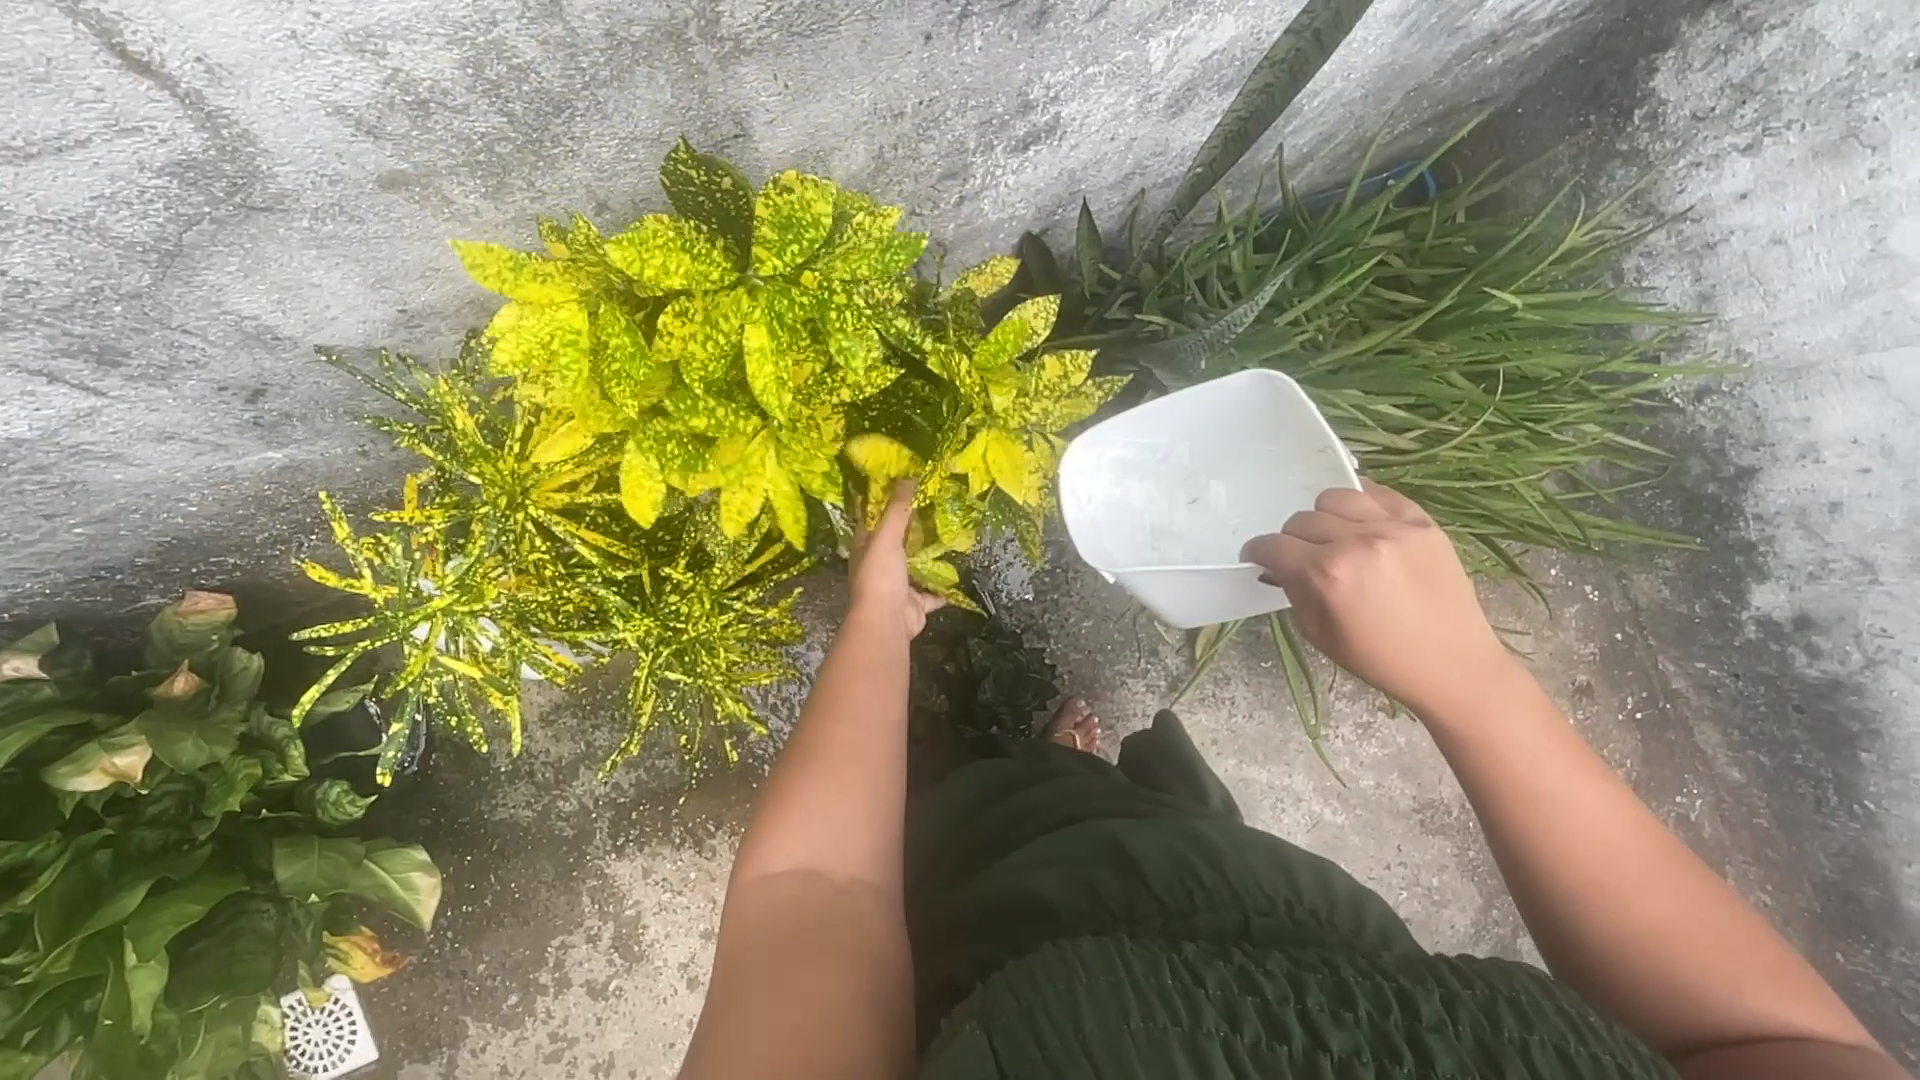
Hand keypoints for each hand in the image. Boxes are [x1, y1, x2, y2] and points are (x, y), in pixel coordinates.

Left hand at [850, 480, 944, 639]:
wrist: (887, 621)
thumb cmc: (880, 575)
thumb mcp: (886, 536)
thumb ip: (898, 509)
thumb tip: (908, 477)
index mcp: (866, 548)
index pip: (871, 519)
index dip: (882, 503)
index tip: (900, 486)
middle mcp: (880, 566)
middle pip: (896, 542)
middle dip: (913, 528)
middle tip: (935, 508)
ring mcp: (898, 586)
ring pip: (916, 567)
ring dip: (930, 557)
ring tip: (950, 536)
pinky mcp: (916, 603)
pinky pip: (933, 592)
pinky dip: (944, 587)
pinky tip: (959, 573)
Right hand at [1239, 480, 1515, 718]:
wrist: (1452, 664)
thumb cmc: (1379, 659)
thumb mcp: (1318, 634)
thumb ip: (1294, 591)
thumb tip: (1279, 566)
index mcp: (1327, 574)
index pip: (1273, 546)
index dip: (1258, 552)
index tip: (1258, 558)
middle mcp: (1357, 542)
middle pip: (1301, 520)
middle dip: (1292, 540)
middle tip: (1301, 557)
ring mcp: (1393, 528)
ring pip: (1336, 497)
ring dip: (1324, 516)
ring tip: (1333, 536)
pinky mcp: (1423, 523)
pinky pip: (1379, 494)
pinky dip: (1362, 503)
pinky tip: (1361, 522)